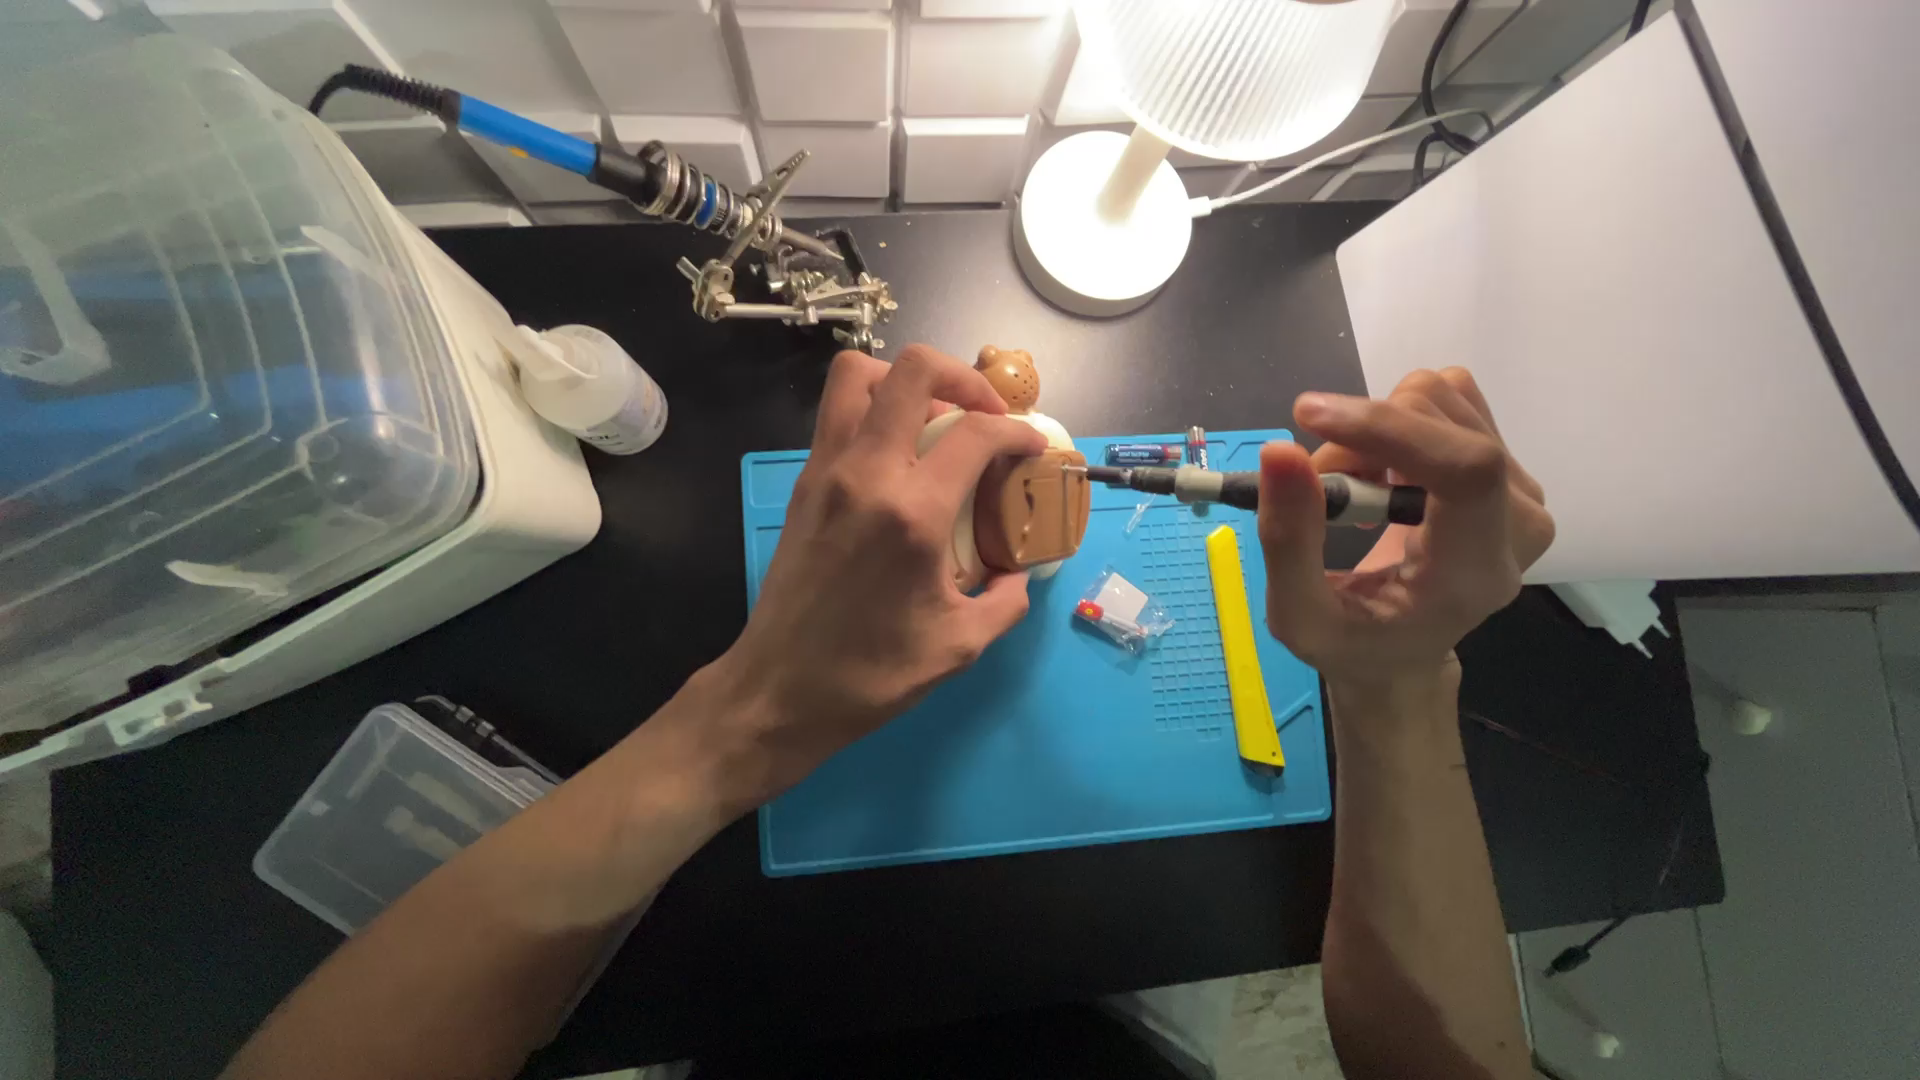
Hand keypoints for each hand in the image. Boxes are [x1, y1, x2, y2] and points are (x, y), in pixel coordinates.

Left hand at [708, 346, 1047, 798]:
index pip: (975, 432)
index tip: (1031, 447)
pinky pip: (838, 415)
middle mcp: (865, 474)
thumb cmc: (871, 674)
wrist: (779, 691)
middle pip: (910, 370)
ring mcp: (825, 472)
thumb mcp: (959, 646)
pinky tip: (899, 460)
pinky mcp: (803, 484)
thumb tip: (1018, 575)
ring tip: (934, 421)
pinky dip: (874, 412)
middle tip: (983, 414)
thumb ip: (1005, 601)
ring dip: (904, 382)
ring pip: (857, 376)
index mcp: (912, 513)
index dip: (1017, 430)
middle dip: (960, 376)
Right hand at [1256, 368, 1553, 690]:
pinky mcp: (1508, 467)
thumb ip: (1287, 538)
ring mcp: (1521, 489)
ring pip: (1440, 398)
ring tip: (1351, 487)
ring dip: (1372, 431)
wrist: (1400, 655)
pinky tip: (1380, 473)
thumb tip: (1278, 449)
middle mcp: (1520, 521)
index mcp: (1473, 571)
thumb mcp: (1297, 614)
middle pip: (1440, 419)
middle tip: (1321, 488)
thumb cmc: (1349, 643)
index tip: (1307, 417)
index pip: (1466, 469)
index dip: (1386, 429)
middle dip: (1356, 438)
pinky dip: (1394, 425)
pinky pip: (1447, 402)